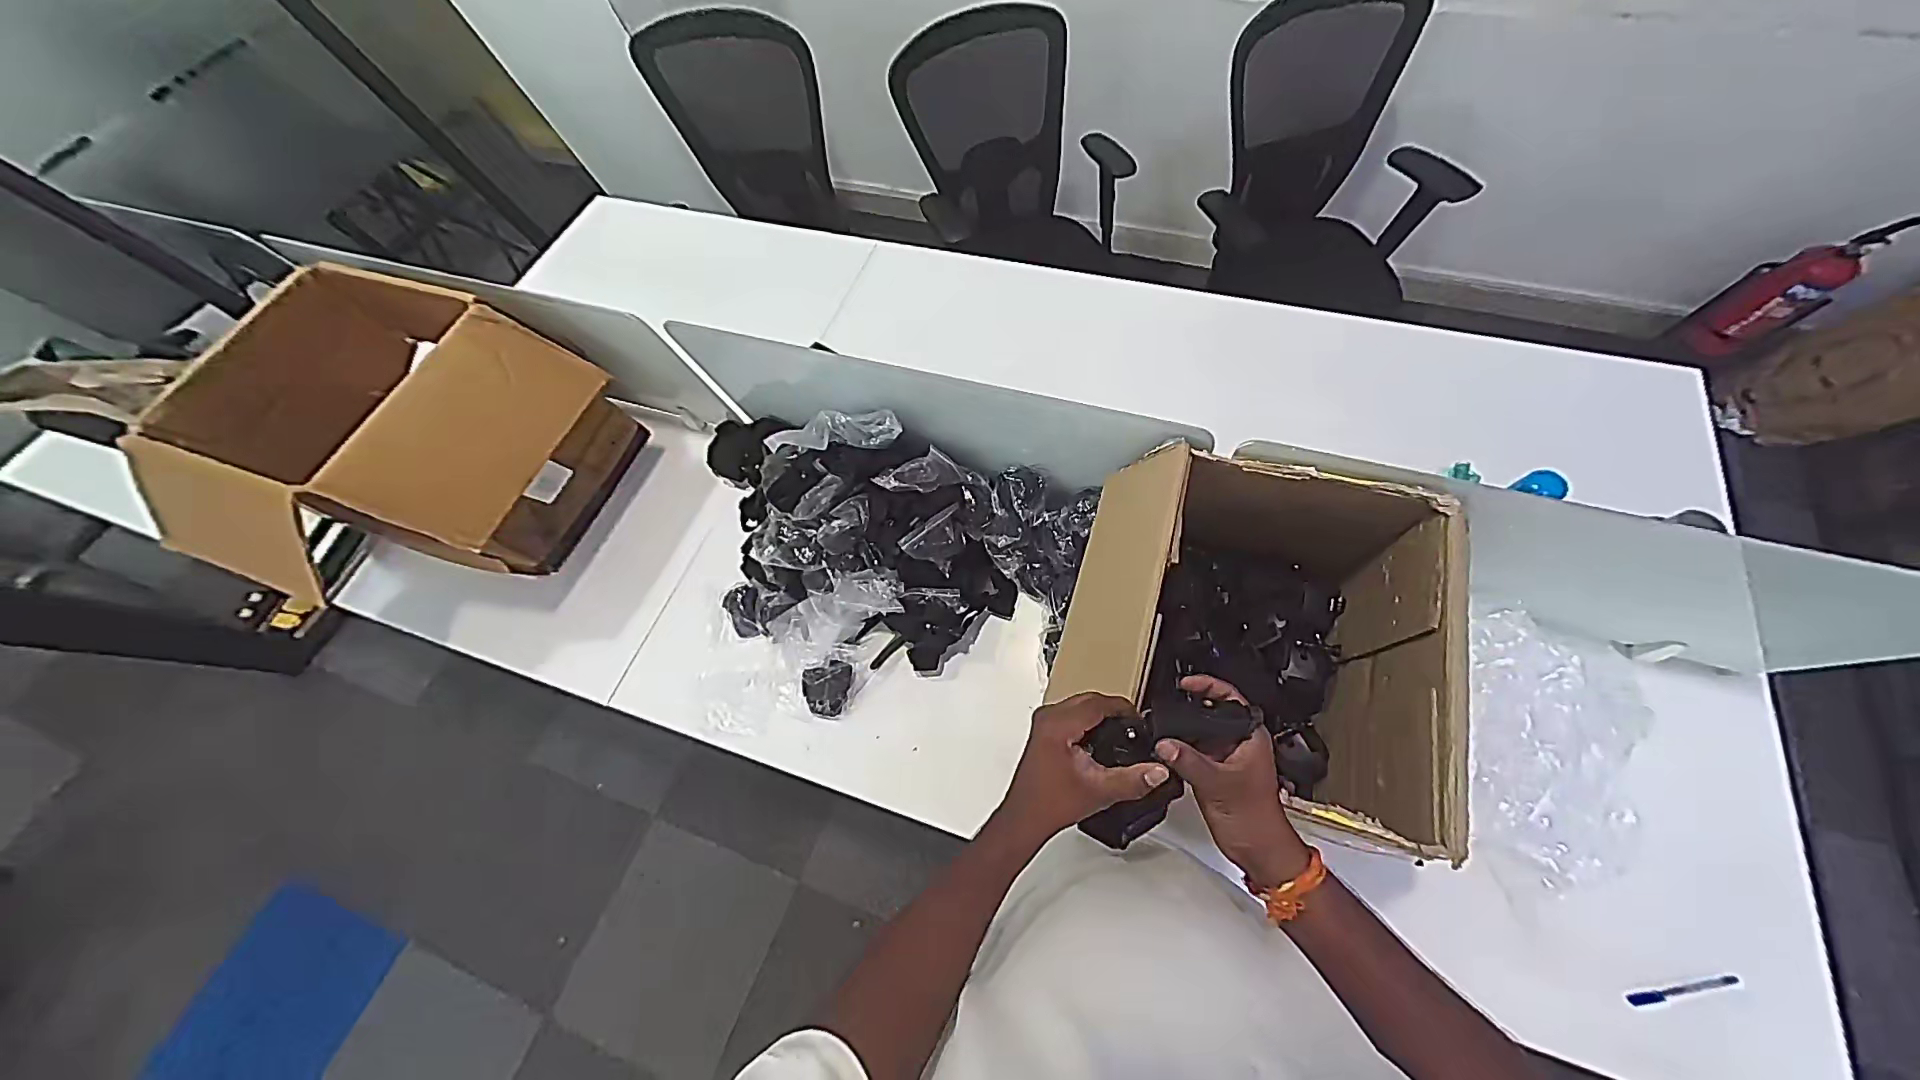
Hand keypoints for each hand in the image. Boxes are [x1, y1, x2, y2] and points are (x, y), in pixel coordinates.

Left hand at [990, 692, 1170, 845]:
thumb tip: (1157, 771)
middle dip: (1114, 710)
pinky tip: (1100, 740)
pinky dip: (1088, 721)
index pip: (1098, 702)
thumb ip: (1134, 780)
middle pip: (1089, 699)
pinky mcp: (1043, 730)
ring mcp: (1043, 723)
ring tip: (1120, 732)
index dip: (1124, 708)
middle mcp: (1047, 718)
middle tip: (1133, 725)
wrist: (1026, 817)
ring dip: (1101, 715)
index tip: (1139, 719)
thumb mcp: (1100, 791)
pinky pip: (1071, 714)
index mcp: (1058, 725)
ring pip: (1080, 705)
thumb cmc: (1049, 804)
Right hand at [1156, 675, 1310, 887]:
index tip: (1187, 684)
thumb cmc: (1256, 818)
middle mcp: (1240, 744)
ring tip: (1166, 727)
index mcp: (1251, 737)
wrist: (1258, 850)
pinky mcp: (1216, 772)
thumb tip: (1165, 744)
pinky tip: (1169, 752)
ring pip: (1202, 733)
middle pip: (1213, 713)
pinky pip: (1195, 752)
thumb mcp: (1217, 783)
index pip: (1231, 698)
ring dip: (1185, 731)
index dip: (1209, 685)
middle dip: (1191, 708)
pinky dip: (1181, 749)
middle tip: (1171, 702)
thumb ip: (1188, 760)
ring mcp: (1227, 758)